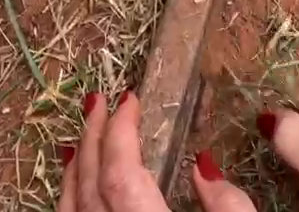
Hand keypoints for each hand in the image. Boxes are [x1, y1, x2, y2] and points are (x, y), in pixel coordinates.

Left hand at [59, 90, 255, 211]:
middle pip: (90, 186)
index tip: (129, 98)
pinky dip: (70, 202)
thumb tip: (204, 165)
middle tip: (98, 101)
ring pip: (71, 210)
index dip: (120, 131)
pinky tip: (75, 191)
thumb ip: (228, 205)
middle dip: (93, 138)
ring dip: (76, 169)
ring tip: (81, 137)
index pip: (121, 172)